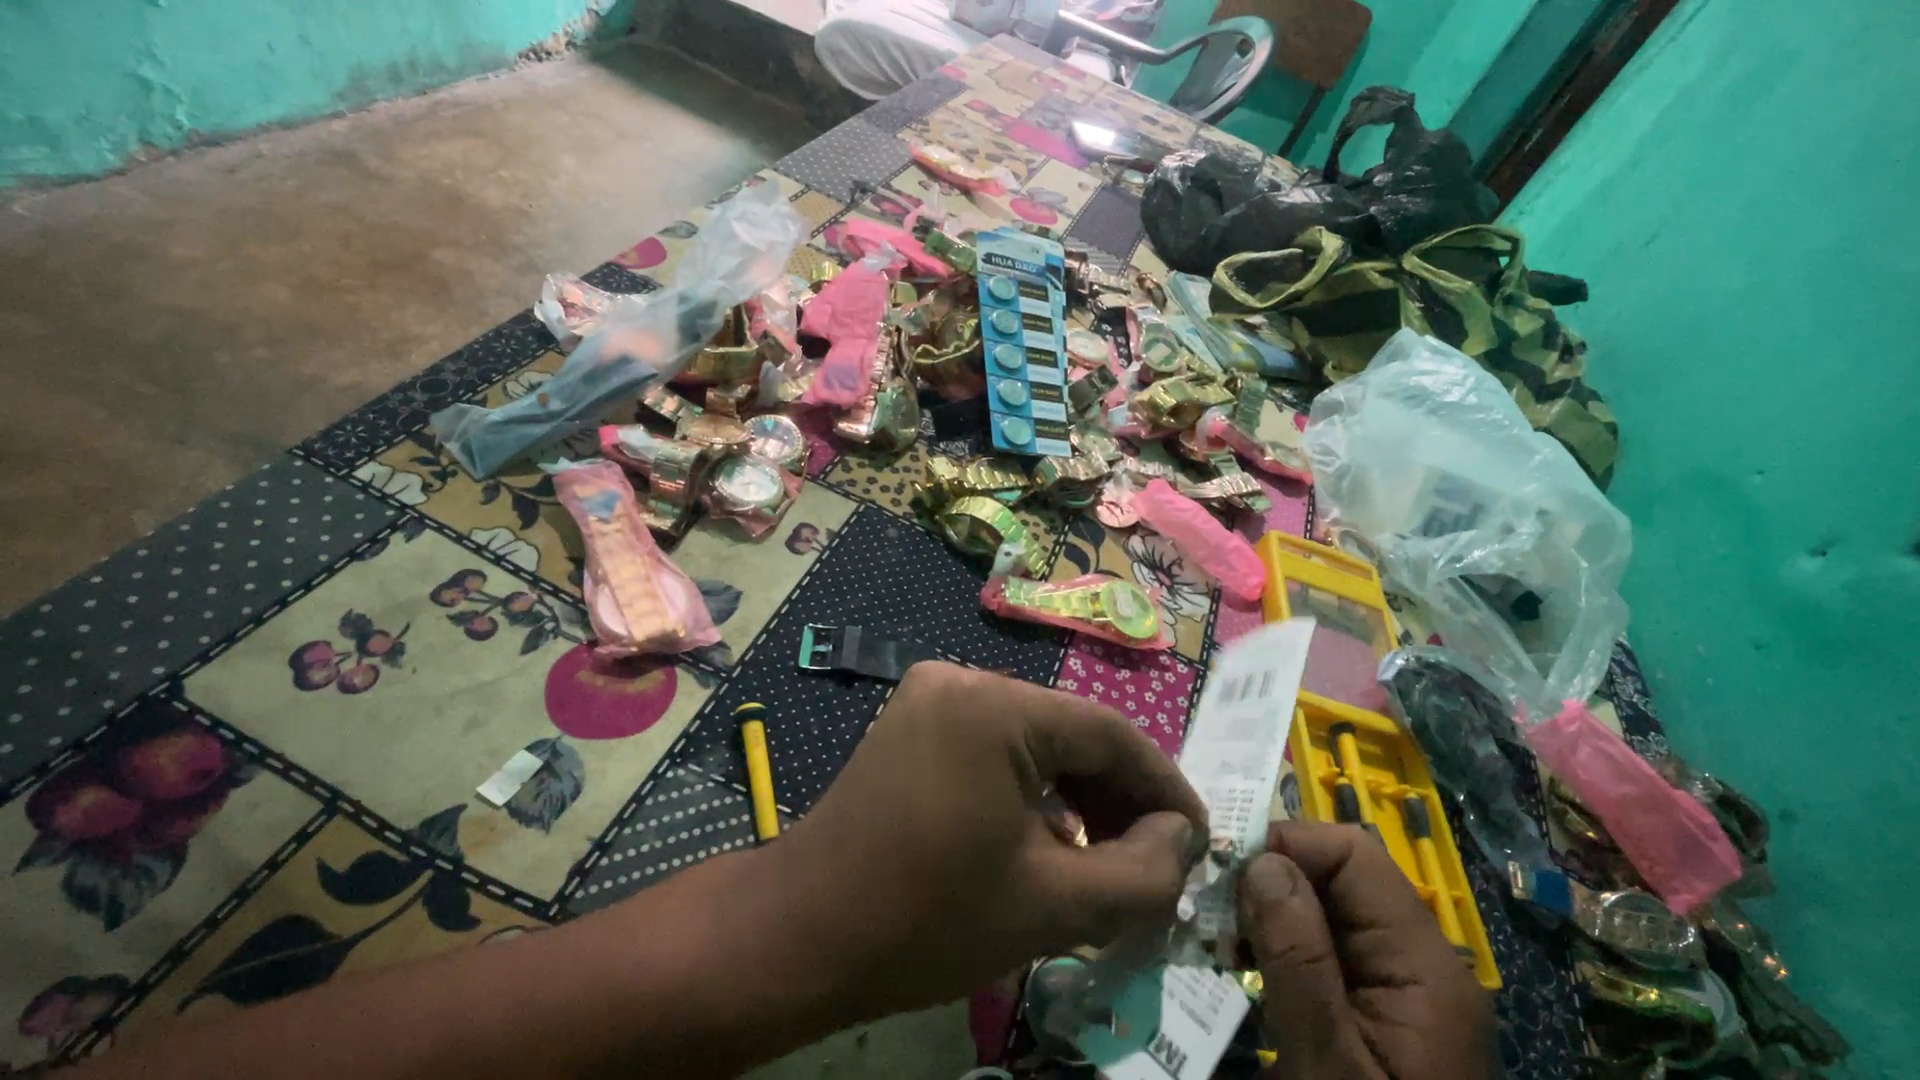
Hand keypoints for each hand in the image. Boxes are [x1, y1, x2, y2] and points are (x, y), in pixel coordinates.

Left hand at [765, 662, 1207, 1020]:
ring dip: (1077, 797)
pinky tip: (1050, 841)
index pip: (1110, 733)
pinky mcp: (911, 724)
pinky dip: (1030, 790)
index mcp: (995, 706)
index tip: (1199, 841)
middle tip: (1157, 860)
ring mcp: (929, 698)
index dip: (1165, 787)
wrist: (801, 935)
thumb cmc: (928, 920)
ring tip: (1109, 859)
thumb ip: (1142, 871)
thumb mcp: (1054, 905)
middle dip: (1119, 798)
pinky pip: (993, 746)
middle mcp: (961, 680)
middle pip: (1070, 733)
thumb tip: (1181, 837)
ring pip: (1033, 741)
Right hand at [1239, 822, 1495, 1079]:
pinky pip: (1328, 952)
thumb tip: (1261, 861)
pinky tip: (1241, 967)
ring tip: (1216, 939)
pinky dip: (1280, 946)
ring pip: (1329, 912)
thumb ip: (1298, 959)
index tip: (1221, 873)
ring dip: (1268, 912)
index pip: (1353, 856)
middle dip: (1270, 879)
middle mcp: (1420, 963)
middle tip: (1207, 910)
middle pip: (1341, 879)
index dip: (1288, 846)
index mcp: (1424, 966)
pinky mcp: (1380, 1013)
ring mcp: (1401, 990)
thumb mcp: (1327, 1064)